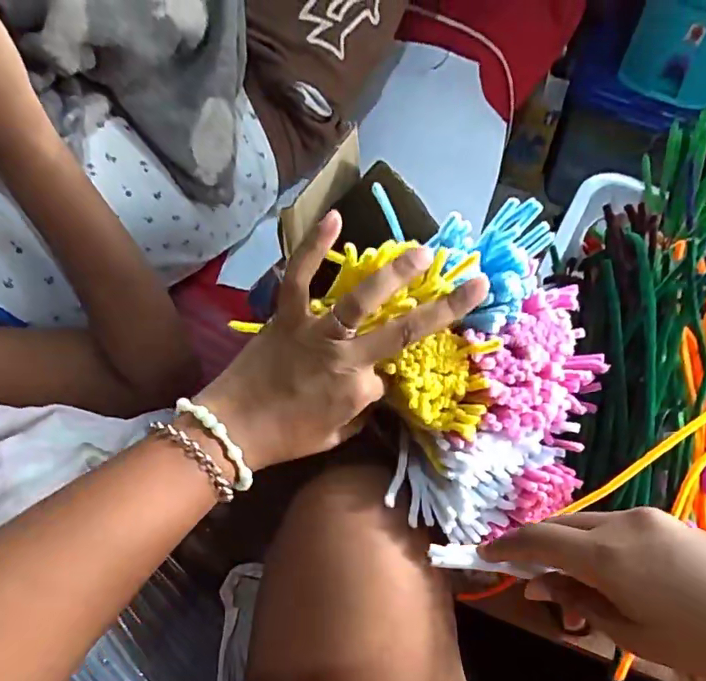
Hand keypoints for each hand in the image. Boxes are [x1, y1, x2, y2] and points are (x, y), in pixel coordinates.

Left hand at [196, 211, 488, 469]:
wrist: (233, 428)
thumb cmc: (287, 439)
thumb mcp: (336, 436)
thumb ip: (360, 411)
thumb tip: (370, 388)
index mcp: (359, 391)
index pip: (387, 377)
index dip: (381, 382)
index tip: (366, 388)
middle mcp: (346, 356)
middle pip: (405, 331)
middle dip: (445, 307)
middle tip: (472, 282)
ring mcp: (316, 330)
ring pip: (361, 298)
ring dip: (396, 273)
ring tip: (423, 252)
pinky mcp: (286, 314)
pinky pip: (300, 276)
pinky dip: (314, 246)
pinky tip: (335, 215)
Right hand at [483, 509, 705, 680]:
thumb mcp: (632, 633)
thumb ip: (579, 603)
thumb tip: (541, 584)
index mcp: (607, 552)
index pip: (538, 539)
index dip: (506, 547)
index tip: (481, 556)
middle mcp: (626, 521)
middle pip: (563, 525)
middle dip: (538, 550)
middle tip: (534, 591)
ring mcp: (655, 519)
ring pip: (592, 526)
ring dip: (572, 552)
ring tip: (578, 600)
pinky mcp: (677, 525)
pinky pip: (621, 530)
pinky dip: (601, 550)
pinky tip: (614, 584)